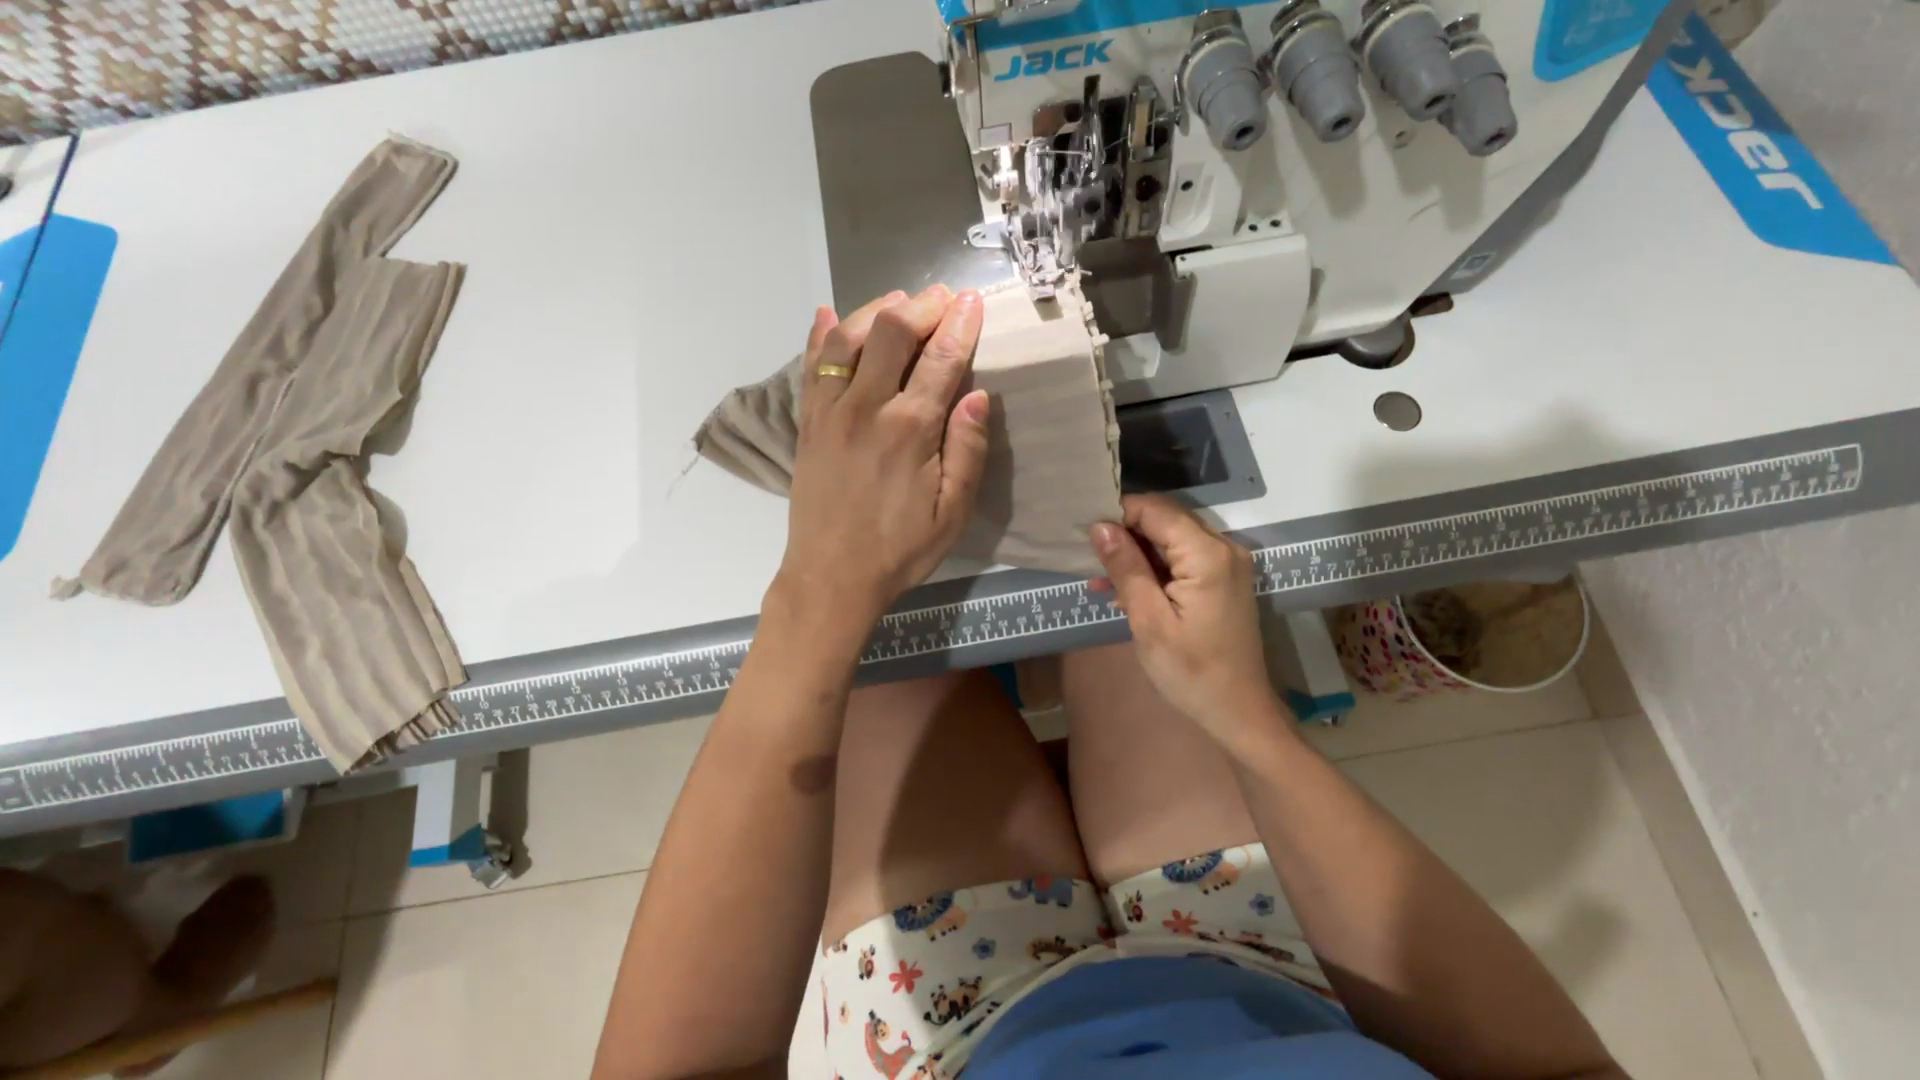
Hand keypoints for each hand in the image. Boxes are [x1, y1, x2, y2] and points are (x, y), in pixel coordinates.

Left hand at [776, 286, 990, 624]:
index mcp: (910, 429)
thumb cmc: (900, 550)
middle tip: (942, 297)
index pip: (941, 357)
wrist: (831, 577)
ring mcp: (829, 411)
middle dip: (922, 304)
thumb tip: (977, 394)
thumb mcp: (953, 514)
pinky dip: (820, 334)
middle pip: (892, 331)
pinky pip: (811, 364)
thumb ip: (968, 452)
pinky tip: (830, 314)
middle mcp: (866, 407)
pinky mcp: (807, 422)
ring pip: (848, 337)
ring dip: (876, 309)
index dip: (960, 323)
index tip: (972, 301)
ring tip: (899, 300)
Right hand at [1090, 494, 1285, 743]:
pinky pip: (1183, 557)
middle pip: (1165, 519)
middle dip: (1125, 534)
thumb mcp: (1148, 621)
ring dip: (1137, 552)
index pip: (1155, 510)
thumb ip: (1126, 568)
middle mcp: (1223, 547)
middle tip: (1089, 559)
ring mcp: (1227, 563)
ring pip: (1172, 537)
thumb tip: (1100, 526)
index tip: (1086, 537)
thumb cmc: (1191, 671)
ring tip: (1102, 580)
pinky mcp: (1224, 578)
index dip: (1118, 516)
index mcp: (1207, 555)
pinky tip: (1127, 589)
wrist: (1237, 710)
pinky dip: (1155, 567)